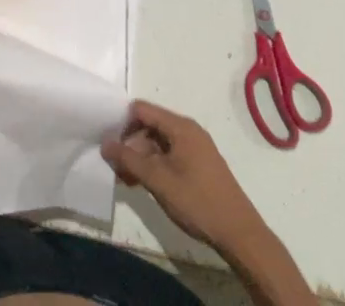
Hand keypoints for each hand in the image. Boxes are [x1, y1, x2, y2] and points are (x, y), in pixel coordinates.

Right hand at [103, 101, 267, 252]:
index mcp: (181, 127)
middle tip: (115, 167)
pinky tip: (142, 184)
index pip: (141, 110)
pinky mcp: (198, 164)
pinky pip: (168, 155)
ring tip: (126, 180)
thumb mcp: (157, 180)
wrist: (239, 234)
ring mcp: (195, 148)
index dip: (121, 122)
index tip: (108, 143)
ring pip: (156, 143)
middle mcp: (188, 131)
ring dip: (139, 158)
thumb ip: (128, 159)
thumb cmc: (197, 202)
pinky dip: (153, 165)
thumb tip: (105, 143)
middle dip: (129, 144)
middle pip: (148, 126)